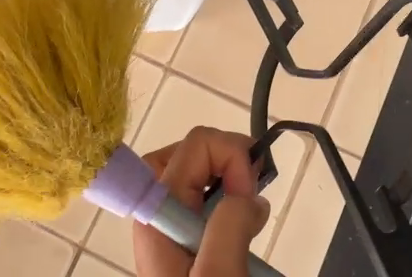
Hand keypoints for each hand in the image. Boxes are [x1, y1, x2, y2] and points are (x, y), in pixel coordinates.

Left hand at [131, 128, 269, 276]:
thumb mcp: (218, 276)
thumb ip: (231, 224)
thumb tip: (249, 197)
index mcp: (158, 222)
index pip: (188, 149)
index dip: (224, 153)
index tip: (248, 189)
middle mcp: (160, 222)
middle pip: (184, 156)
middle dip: (225, 157)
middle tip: (252, 189)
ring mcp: (174, 236)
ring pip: (196, 178)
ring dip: (230, 179)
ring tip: (253, 210)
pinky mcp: (189, 251)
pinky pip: (206, 205)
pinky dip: (231, 202)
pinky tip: (247, 227)